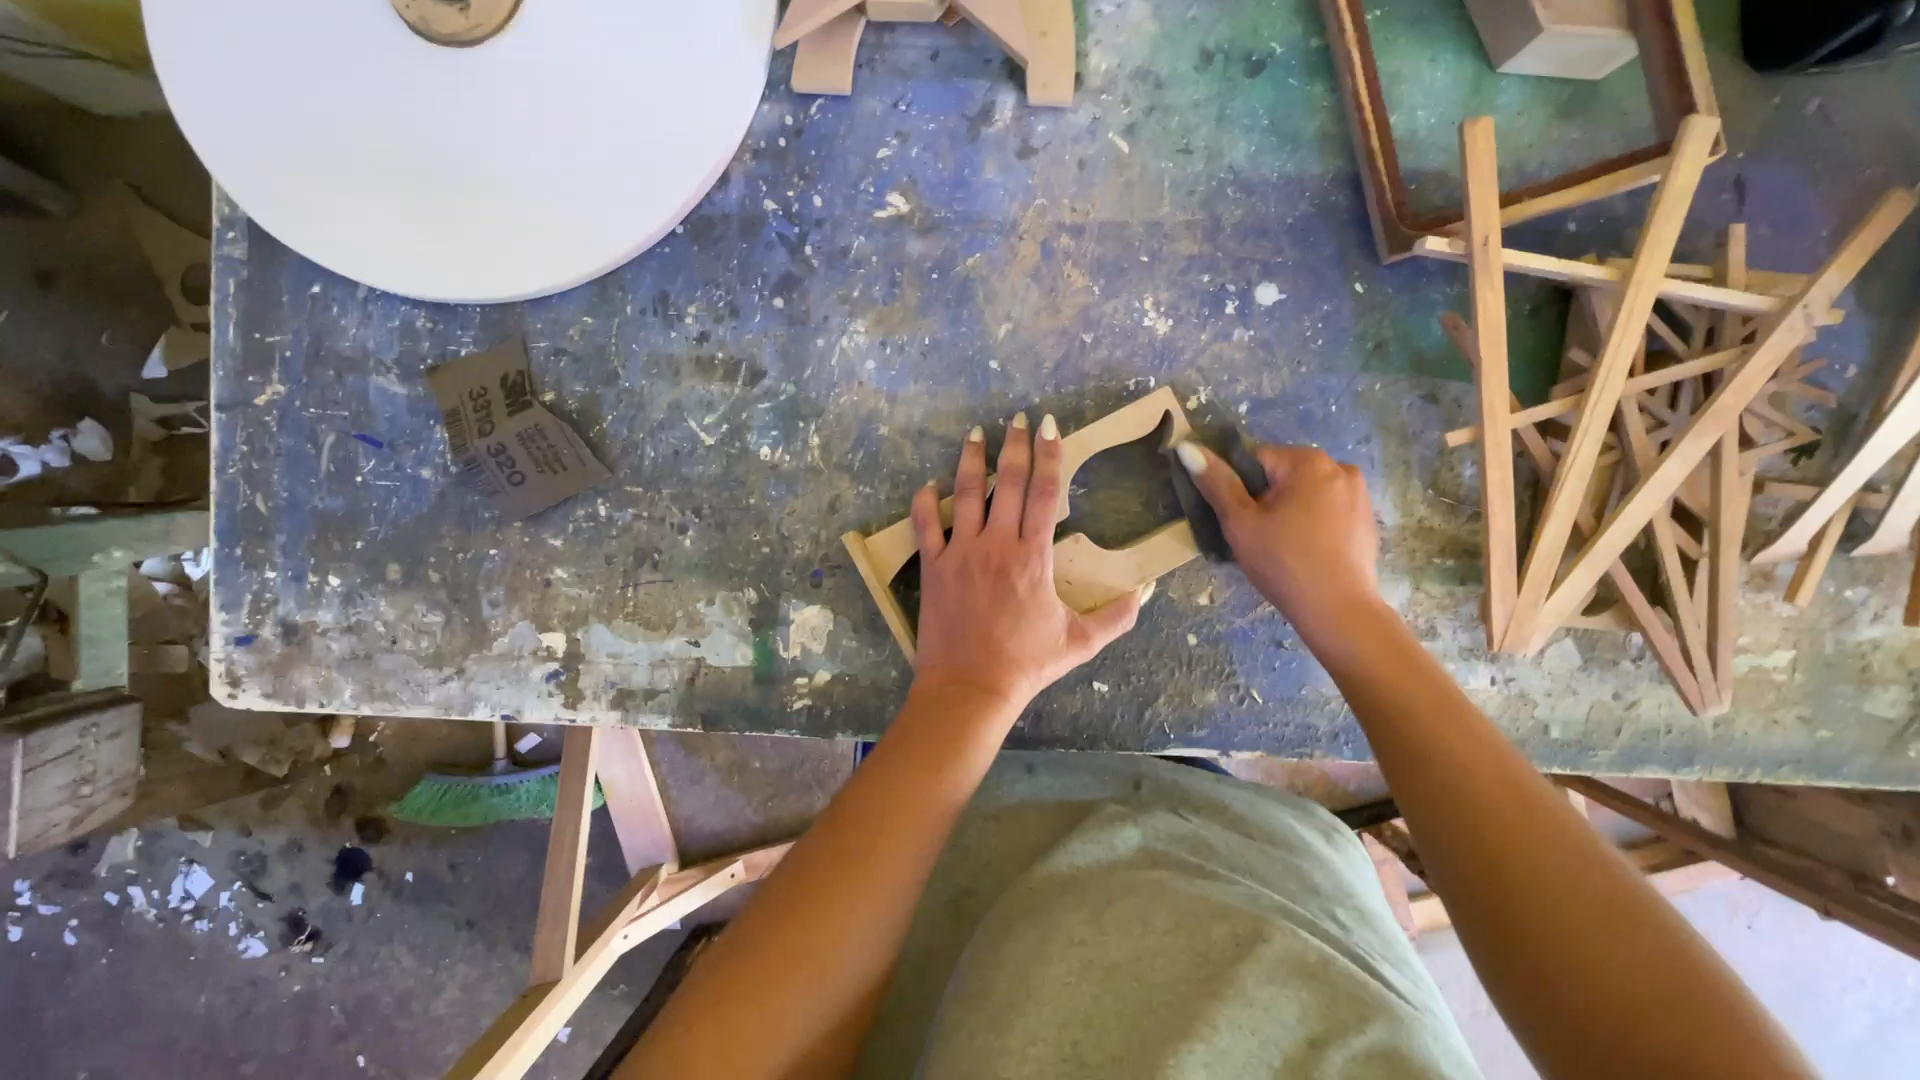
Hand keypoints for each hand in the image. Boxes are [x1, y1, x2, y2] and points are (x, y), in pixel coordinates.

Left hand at [909, 413, 1144, 713]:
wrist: (970, 687)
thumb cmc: (1027, 664)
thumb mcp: (1080, 643)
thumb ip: (1117, 617)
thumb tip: (1147, 593)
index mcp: (1033, 556)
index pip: (1045, 493)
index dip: (1050, 456)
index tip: (1050, 428)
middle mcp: (997, 544)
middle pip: (1008, 483)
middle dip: (1015, 446)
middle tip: (1018, 419)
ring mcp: (961, 553)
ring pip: (966, 494)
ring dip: (971, 461)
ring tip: (976, 434)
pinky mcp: (934, 568)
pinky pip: (926, 526)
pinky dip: (925, 503)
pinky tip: (929, 486)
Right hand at [1175, 441, 1380, 627]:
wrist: (1338, 611)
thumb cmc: (1284, 563)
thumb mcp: (1241, 523)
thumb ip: (1216, 483)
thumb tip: (1186, 447)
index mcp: (1309, 462)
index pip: (1256, 459)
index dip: (1240, 489)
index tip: (1241, 521)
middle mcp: (1340, 467)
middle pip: (1284, 475)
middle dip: (1267, 500)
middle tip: (1258, 538)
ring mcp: (1360, 494)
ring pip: (1306, 494)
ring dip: (1290, 512)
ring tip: (1282, 548)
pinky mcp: (1367, 520)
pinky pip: (1328, 512)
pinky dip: (1313, 525)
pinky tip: (1307, 553)